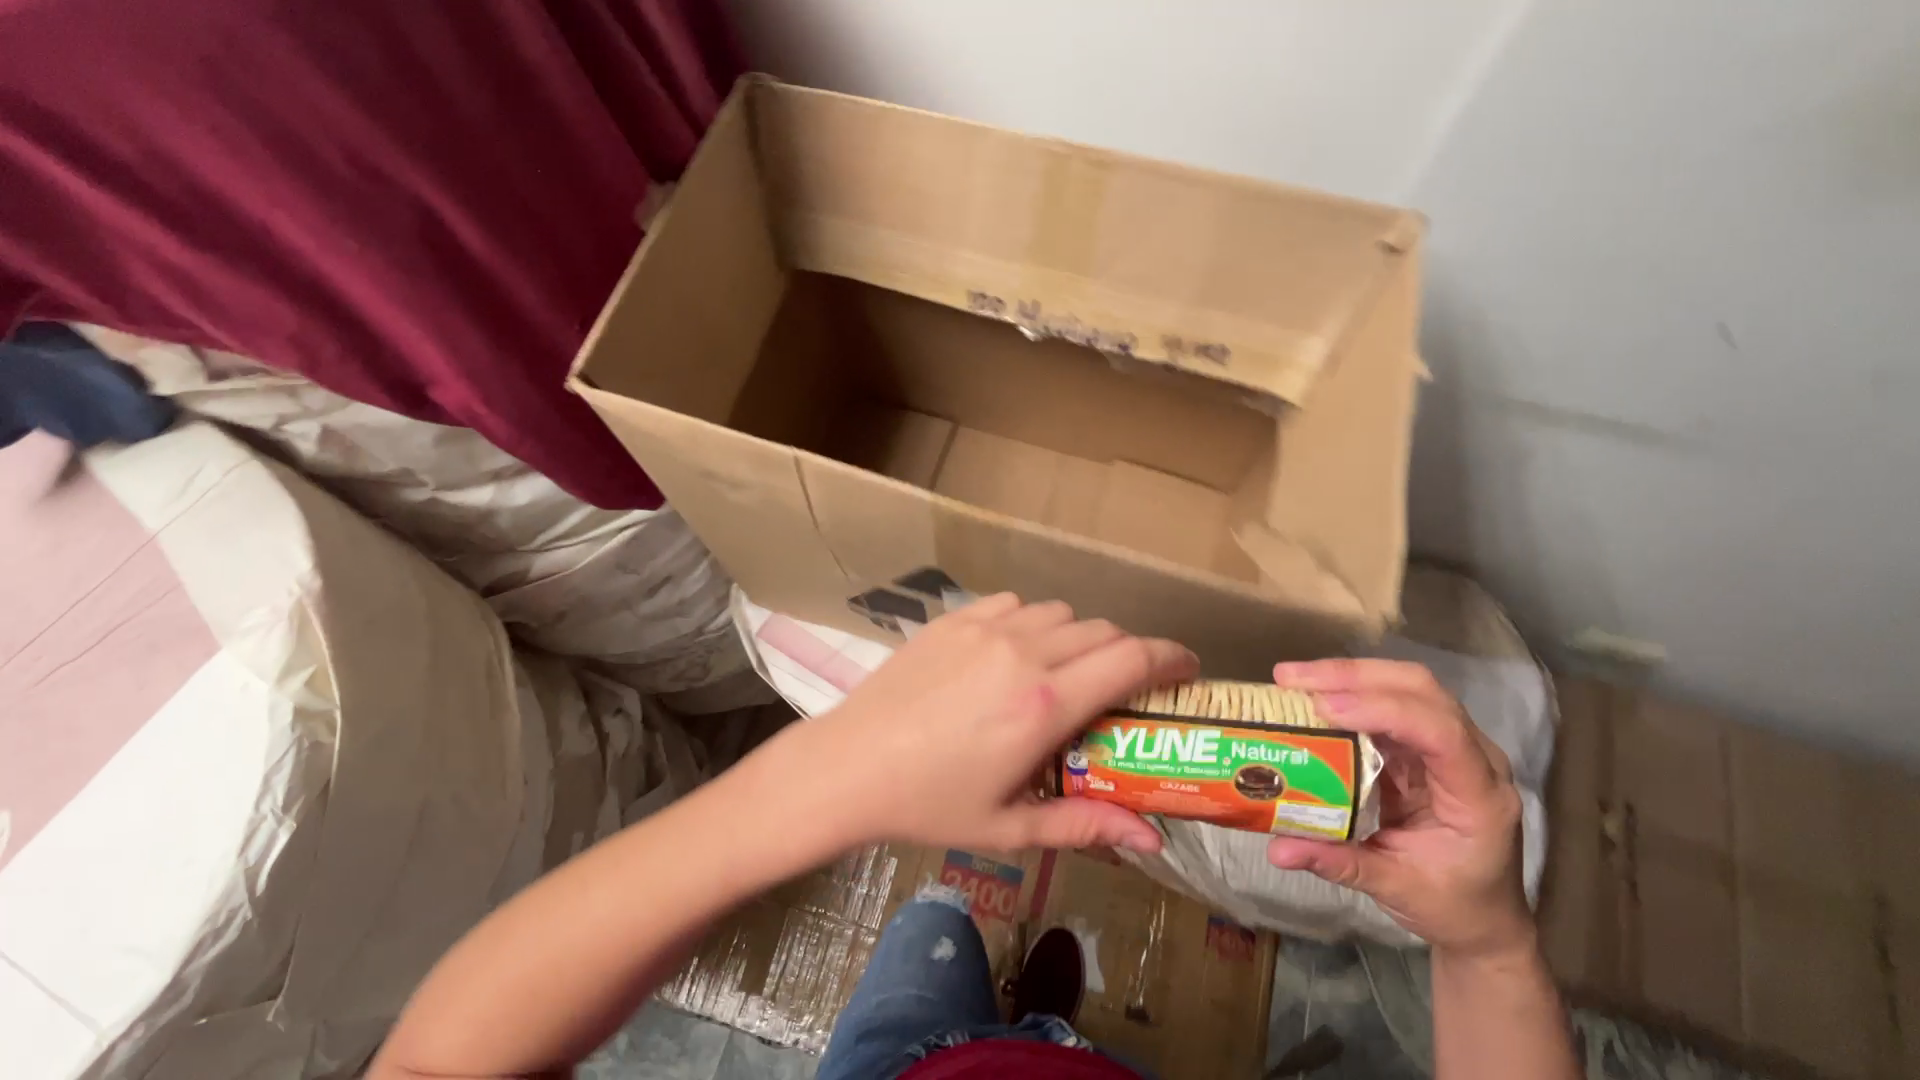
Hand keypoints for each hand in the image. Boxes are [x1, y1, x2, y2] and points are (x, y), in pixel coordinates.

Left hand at [762, 594, 1198, 855]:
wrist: (848, 766)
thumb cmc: (930, 804)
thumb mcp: (1010, 827)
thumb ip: (1086, 825)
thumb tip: (1152, 840)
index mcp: (1044, 704)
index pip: (1133, 660)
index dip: (1171, 658)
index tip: (1187, 670)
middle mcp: (1023, 653)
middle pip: (1104, 632)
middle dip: (1128, 655)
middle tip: (1124, 690)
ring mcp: (985, 628)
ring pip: (1061, 613)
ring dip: (1079, 638)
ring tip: (1066, 673)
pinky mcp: (954, 619)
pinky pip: (1015, 604)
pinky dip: (1032, 622)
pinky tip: (1015, 654)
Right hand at [1264, 659, 1531, 958]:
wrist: (1484, 921)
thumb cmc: (1452, 907)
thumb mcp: (1397, 890)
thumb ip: (1339, 864)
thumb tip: (1277, 849)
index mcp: (1479, 795)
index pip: (1440, 732)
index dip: (1383, 711)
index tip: (1325, 709)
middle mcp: (1475, 757)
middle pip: (1422, 690)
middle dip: (1355, 676)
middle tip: (1292, 680)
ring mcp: (1452, 746)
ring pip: (1406, 687)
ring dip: (1348, 677)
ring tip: (1292, 680)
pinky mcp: (1425, 747)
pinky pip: (1390, 705)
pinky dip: (1349, 694)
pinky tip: (1312, 697)